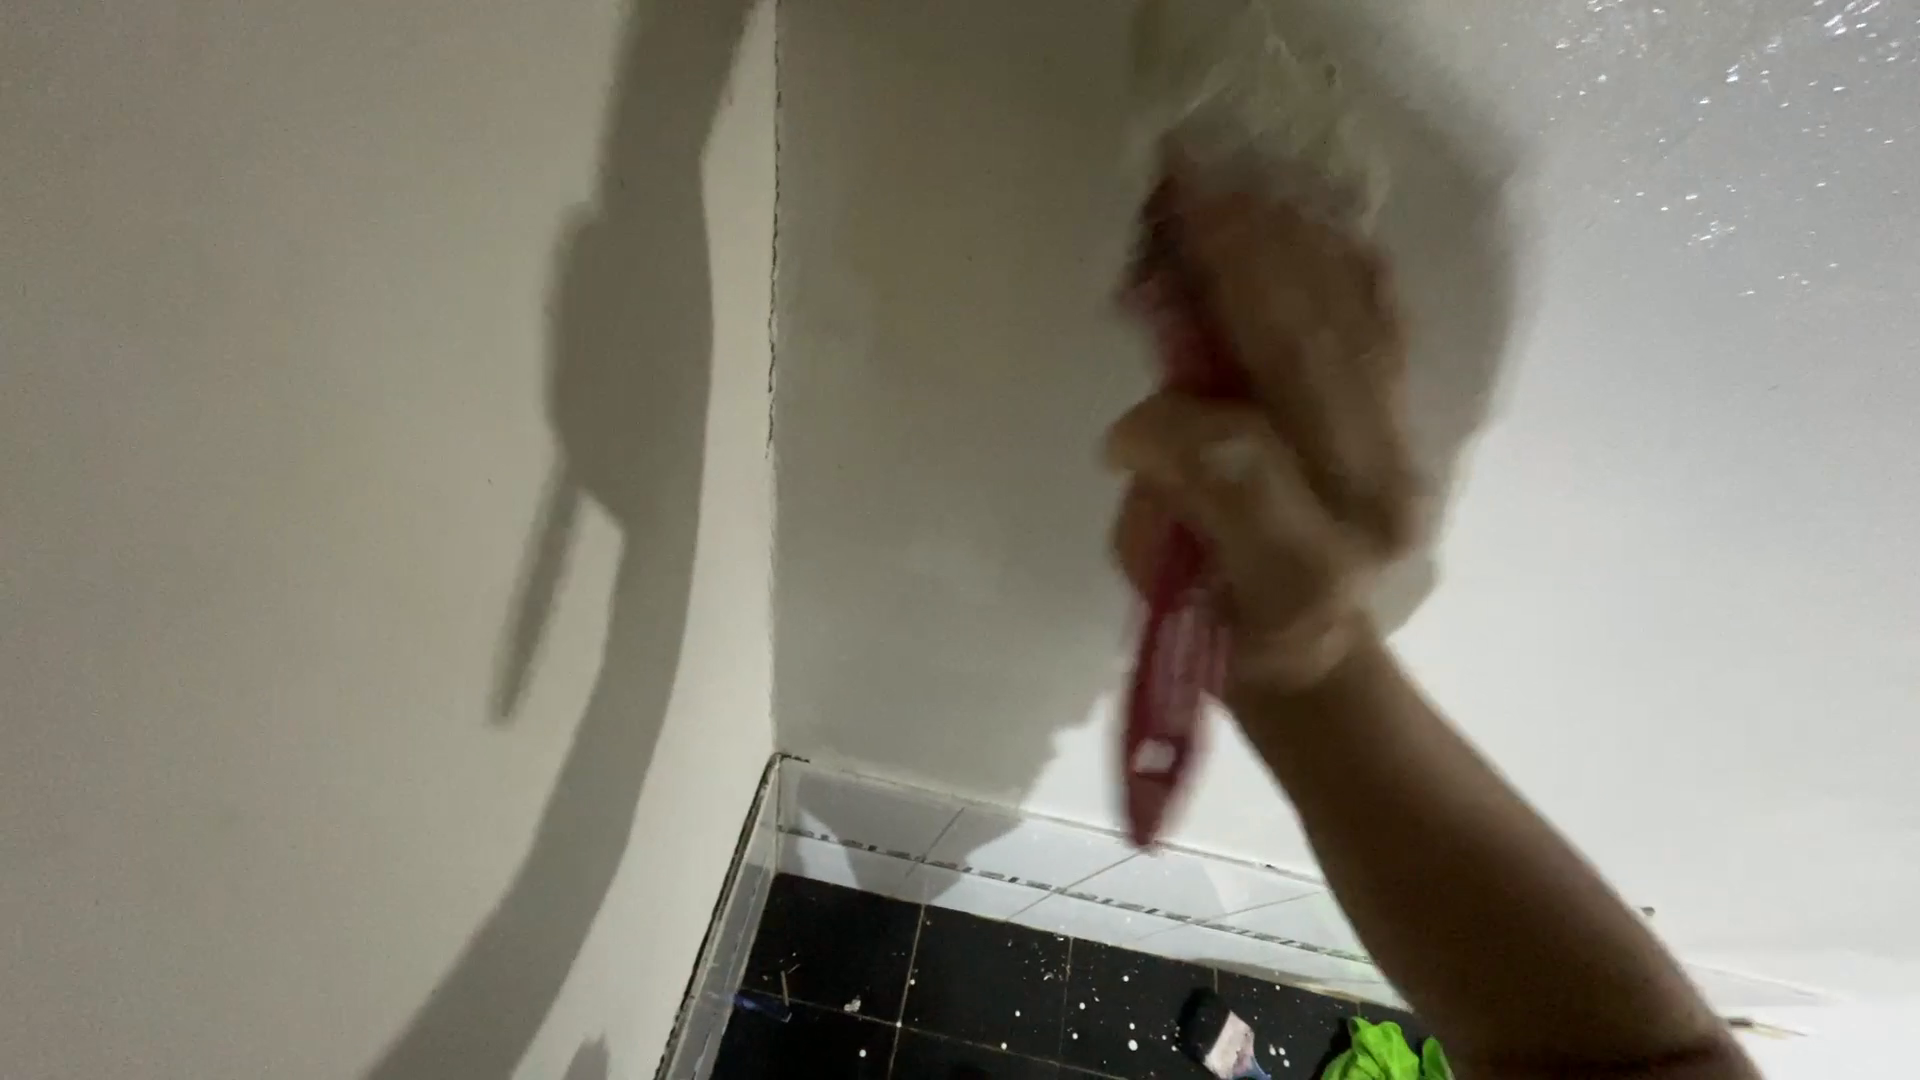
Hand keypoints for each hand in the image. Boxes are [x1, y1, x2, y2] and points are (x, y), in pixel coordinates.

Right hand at [1107, 167, 1418, 693]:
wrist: (1305, 653)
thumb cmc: (1226, 628)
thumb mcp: (1184, 591)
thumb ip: (1194, 503)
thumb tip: (1144, 424)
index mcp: (1319, 518)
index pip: (1258, 393)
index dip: (1205, 323)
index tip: (1166, 230)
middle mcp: (1374, 466)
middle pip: (1312, 338)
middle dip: (1250, 256)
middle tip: (1191, 181)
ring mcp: (1390, 440)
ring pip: (1351, 323)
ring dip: (1292, 247)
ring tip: (1238, 191)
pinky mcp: (1390, 425)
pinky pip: (1380, 333)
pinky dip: (1349, 273)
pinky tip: (1314, 230)